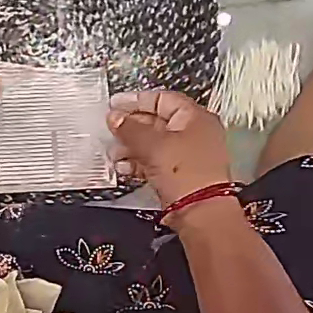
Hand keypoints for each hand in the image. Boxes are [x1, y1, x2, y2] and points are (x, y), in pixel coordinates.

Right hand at [107, 90, 233, 204]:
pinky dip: (139, 163)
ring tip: (114, 152)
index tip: (115, 105)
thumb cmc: (186, 174)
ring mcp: (187, 156)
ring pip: (153, 144)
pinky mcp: (180, 175)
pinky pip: (156, 162)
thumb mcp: (153, 145)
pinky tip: (124, 167)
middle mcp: (194, 134)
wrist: (200, 214)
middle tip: (111, 130)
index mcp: (195, 118)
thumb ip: (130, 128)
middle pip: (156, 122)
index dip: (137, 100)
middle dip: (130, 127)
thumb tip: (115, 117)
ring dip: (131, 147)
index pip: (162, 99)